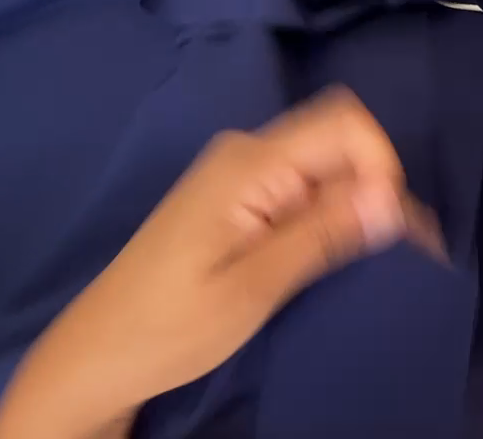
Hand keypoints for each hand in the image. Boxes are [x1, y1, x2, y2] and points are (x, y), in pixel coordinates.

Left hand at [0, 89, 442, 438]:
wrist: (91, 360)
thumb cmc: (167, 327)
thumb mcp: (253, 287)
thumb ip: (323, 233)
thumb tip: (391, 197)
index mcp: (250, 163)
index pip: (344, 123)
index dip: (379, 162)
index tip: (386, 221)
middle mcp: (249, 150)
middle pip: (338, 137)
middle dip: (374, 182)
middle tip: (387, 244)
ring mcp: (242, 169)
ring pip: (326, 158)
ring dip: (356, 197)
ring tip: (366, 251)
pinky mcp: (241, 191)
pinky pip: (305, 178)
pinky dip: (332, 206)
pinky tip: (333, 245)